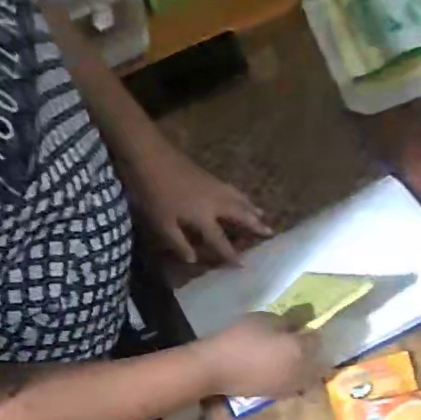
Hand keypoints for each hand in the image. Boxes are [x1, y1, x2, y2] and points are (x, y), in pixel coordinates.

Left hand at [124, 147, 270, 266]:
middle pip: (241, 215)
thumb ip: (179, 243)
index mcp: (204, 217)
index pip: (221, 240)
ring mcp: (214, 186)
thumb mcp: (162, 223)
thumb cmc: (154, 192)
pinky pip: (233, 189)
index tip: (243, 264)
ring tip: (263, 214)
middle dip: (255, 225)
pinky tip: (242, 196)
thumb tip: (193, 259)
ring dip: (252, 208)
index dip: (231, 254)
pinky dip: (242, 196)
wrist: (150, 154)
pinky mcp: (210, 175)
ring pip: (240, 199)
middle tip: (271, 231)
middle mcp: (216, 202)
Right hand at [198, 313, 322, 397]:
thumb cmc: (241, 338)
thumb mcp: (265, 319)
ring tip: (295, 360)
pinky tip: (282, 372)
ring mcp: (288, 386)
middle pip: (318, 365)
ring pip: (307, 380)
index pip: (317, 340)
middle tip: (304, 345)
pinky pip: (293, 387)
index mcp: (300, 350)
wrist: (216, 367)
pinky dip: (293, 380)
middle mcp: (300, 371)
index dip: (313, 332)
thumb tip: (301, 323)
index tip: (305, 327)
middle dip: (314, 355)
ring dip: (306, 371)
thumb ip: (288, 321)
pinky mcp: (275, 396)